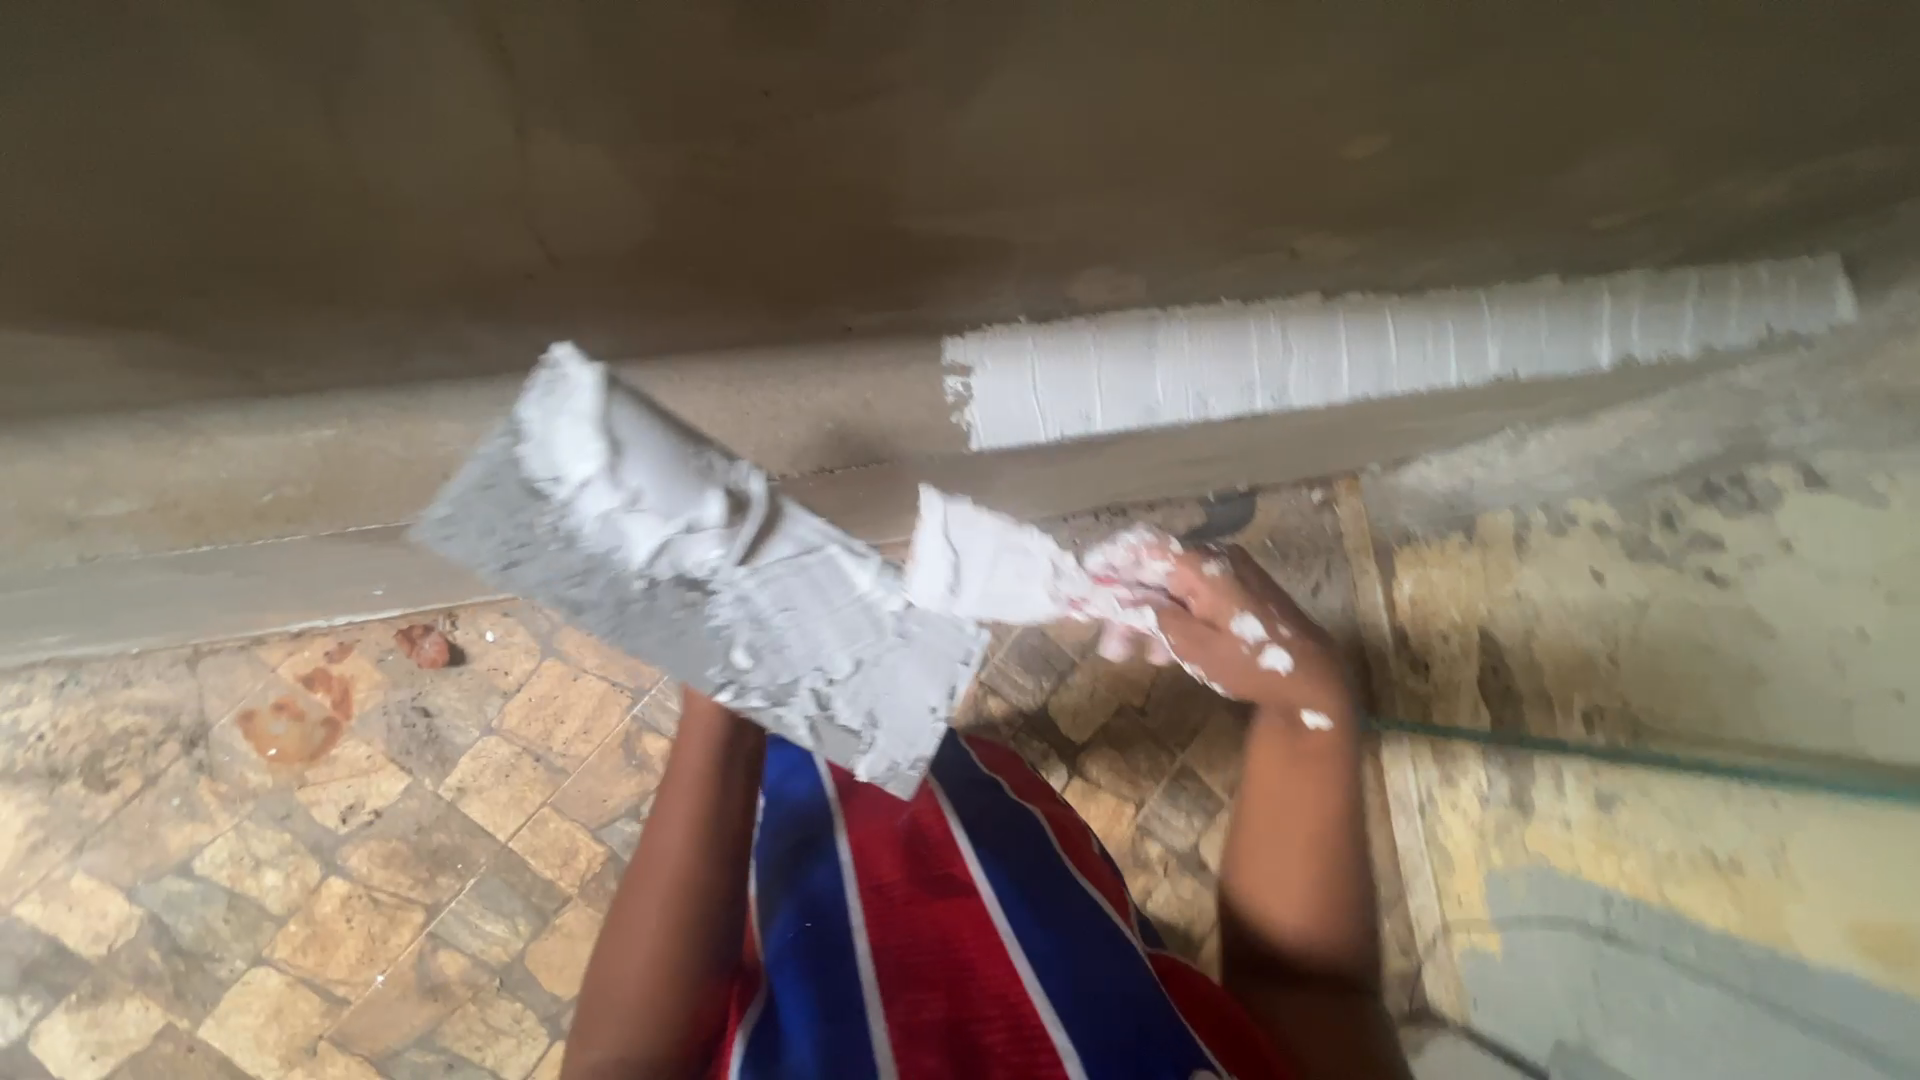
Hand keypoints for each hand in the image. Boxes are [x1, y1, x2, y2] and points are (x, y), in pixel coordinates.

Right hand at [1110, 540, 1355, 734]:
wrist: (1312, 679)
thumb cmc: (1252, 664)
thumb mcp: (1195, 646)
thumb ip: (1154, 616)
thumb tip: (1118, 597)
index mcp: (1205, 567)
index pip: (1146, 548)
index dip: (1111, 560)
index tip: (1084, 577)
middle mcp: (1215, 560)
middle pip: (1155, 571)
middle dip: (1125, 604)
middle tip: (1107, 642)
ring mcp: (1227, 574)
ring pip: (1171, 587)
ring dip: (1146, 617)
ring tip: (1127, 654)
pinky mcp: (1234, 591)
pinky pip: (1191, 596)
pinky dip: (1171, 617)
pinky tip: (1159, 650)